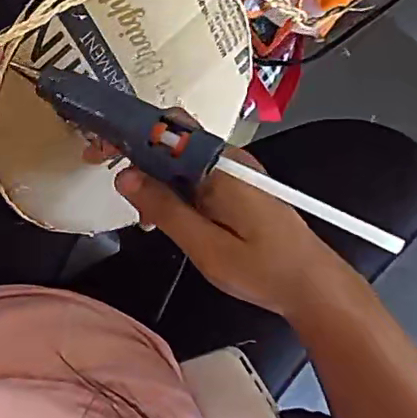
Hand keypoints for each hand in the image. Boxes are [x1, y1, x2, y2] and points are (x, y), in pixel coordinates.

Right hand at [113, 150, 362, 320]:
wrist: (316, 287)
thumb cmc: (265, 271)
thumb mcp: (205, 247)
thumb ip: (164, 208)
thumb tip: (125, 177)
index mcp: (222, 168)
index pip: (168, 129)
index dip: (129, 134)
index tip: (100, 150)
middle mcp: (230, 160)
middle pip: (172, 140)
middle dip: (137, 157)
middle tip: (116, 185)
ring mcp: (236, 171)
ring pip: (180, 159)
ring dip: (154, 178)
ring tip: (145, 217)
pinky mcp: (237, 185)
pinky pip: (195, 174)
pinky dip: (173, 188)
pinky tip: (167, 217)